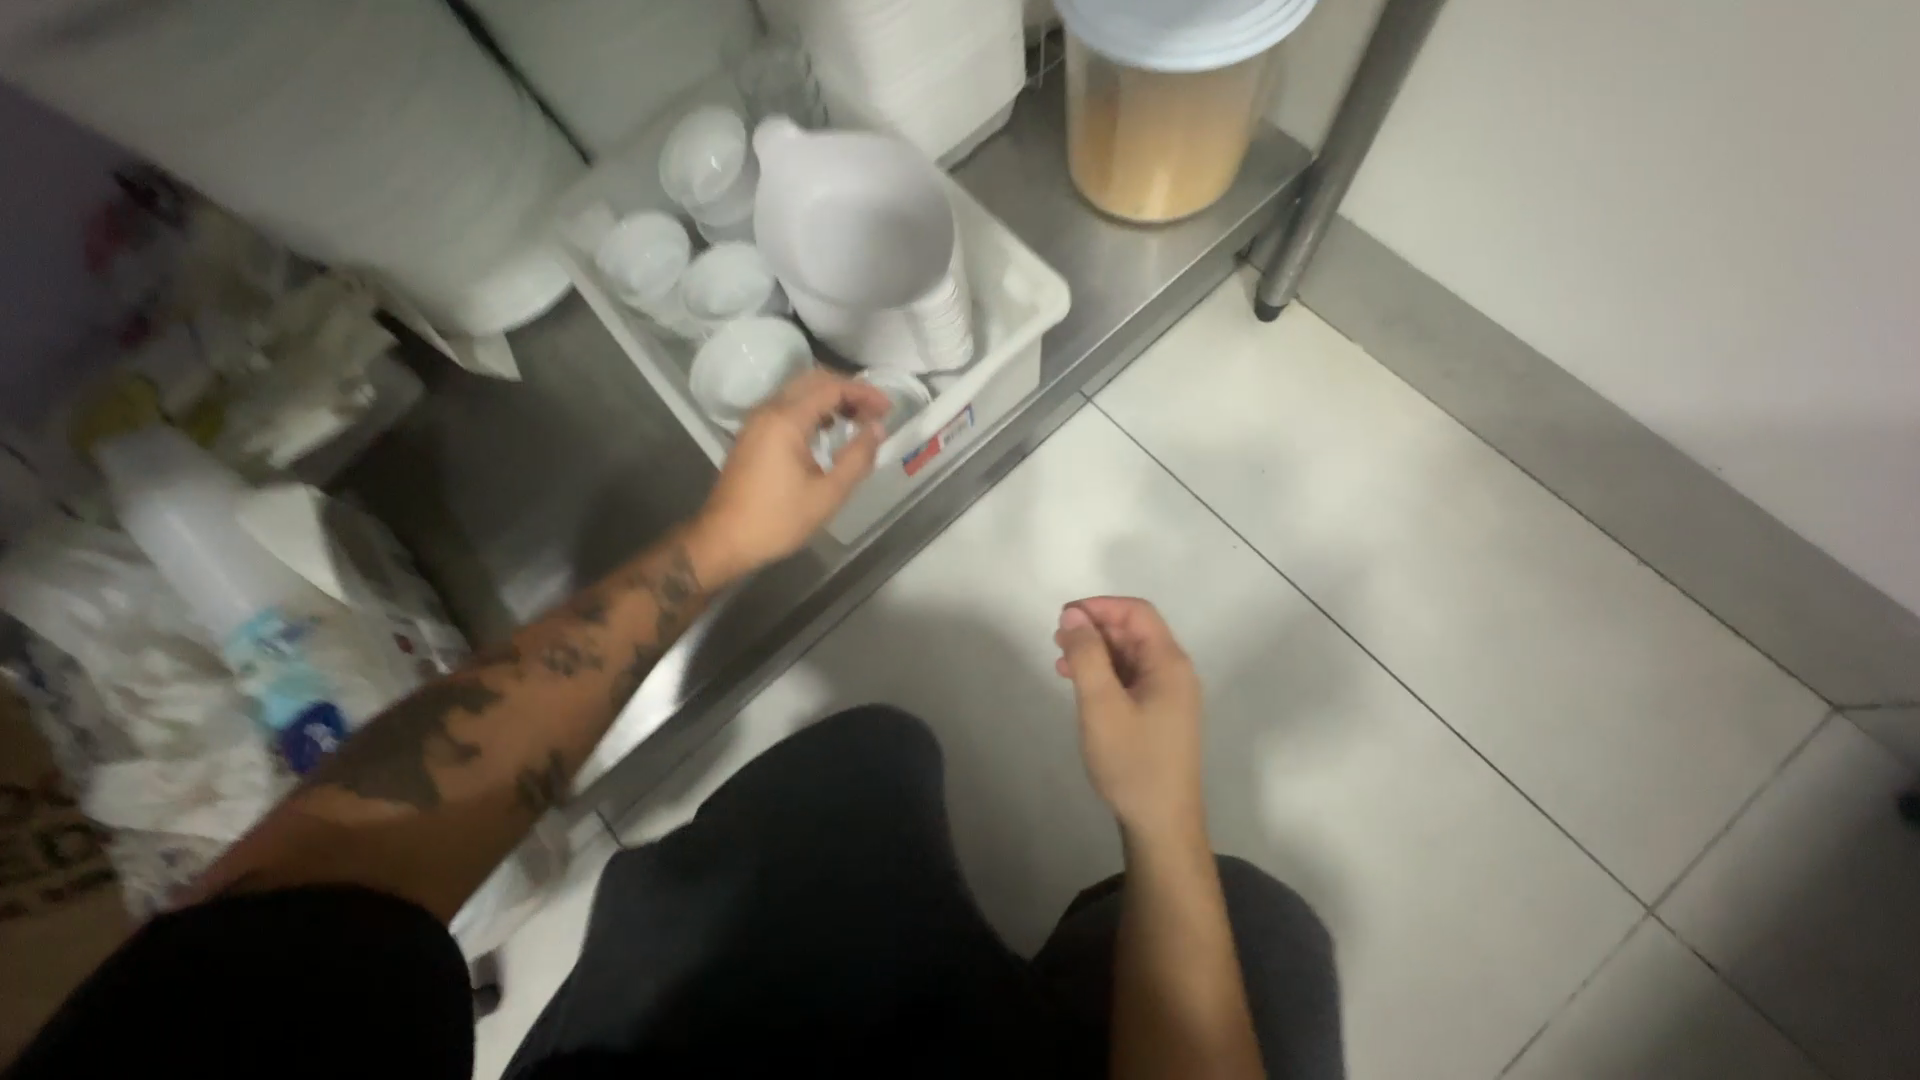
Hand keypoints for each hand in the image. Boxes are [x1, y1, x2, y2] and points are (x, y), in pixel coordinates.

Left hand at [691, 368, 891, 580]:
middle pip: (813, 381)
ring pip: (798, 393)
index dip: (863, 393)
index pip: (831, 388)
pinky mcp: (751, 436)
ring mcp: (756, 422)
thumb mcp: (828, 494)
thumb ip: (857, 458)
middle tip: (874, 411)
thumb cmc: (778, 519)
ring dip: (829, 399)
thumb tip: (877, 429)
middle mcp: (768, 411)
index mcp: (786, 419)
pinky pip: (786, 409)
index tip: (888, 408)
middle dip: (847, 391)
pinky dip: (811, 410)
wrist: (724, 539)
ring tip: (856, 420)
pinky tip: (827, 433)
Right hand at [1054, 597, 1205, 842]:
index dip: (1100, 606)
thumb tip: (1073, 615)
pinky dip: (1104, 674)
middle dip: (1095, 628)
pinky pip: (1130, 679)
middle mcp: (1174, 673)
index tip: (1063, 616)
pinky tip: (1079, 685)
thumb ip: (1087, 655)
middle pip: (1134, 632)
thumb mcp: (1101, 705)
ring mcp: (1169, 696)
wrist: (1161, 823)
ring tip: (1061, 661)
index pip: (1137, 613)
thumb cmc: (1132, 762)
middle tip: (1057, 640)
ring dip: (1096, 651)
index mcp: (1169, 664)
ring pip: (1129, 656)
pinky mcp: (1159, 715)